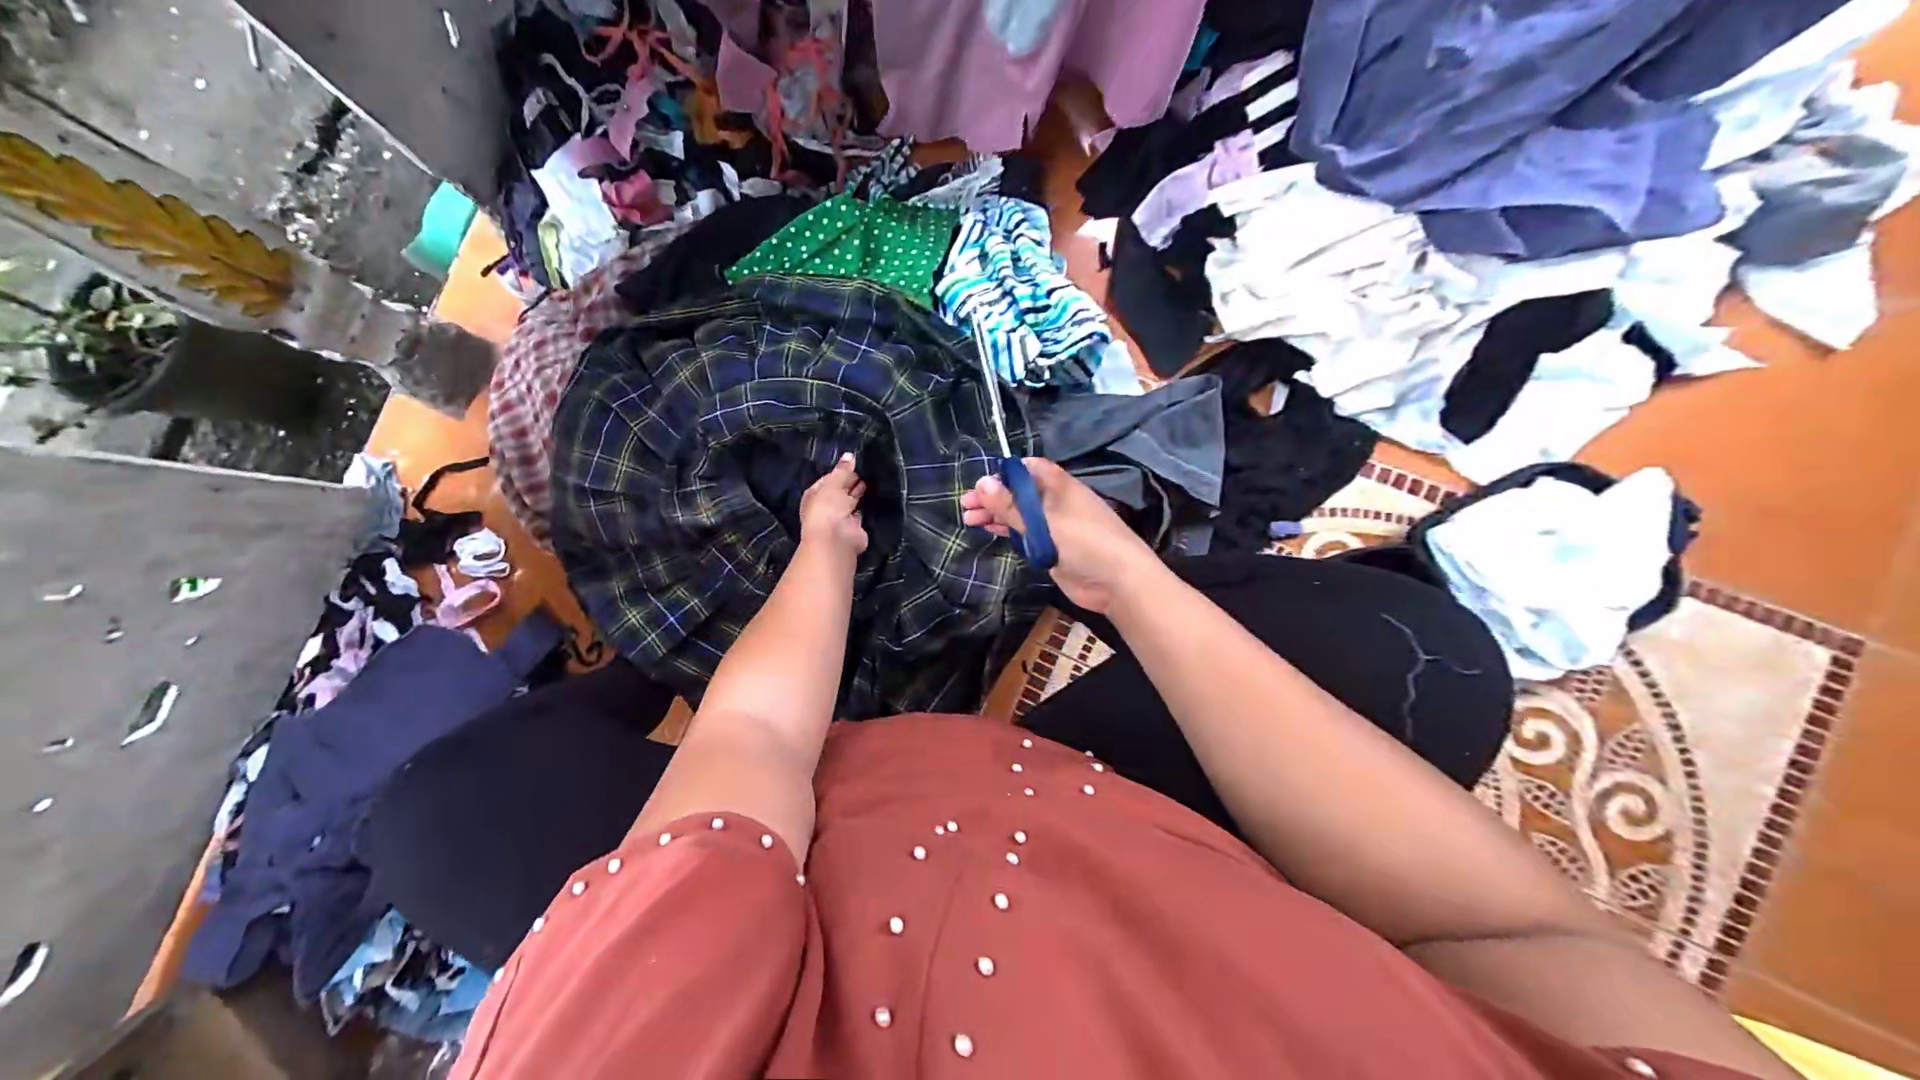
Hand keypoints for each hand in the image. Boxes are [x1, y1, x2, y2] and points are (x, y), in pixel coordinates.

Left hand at [800, 453, 868, 555]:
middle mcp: (826, 506)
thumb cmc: (827, 507)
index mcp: (815, 495)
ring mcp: (839, 518)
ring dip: (858, 492)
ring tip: (872, 479)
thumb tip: (850, 455)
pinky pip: (860, 512)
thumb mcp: (833, 483)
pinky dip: (865, 506)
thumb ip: (843, 470)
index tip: (854, 463)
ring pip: (850, 501)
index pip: (828, 479)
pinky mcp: (853, 527)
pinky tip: (873, 496)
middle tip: (865, 469)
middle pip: (839, 491)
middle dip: (850, 482)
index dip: (840, 472)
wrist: (835, 538)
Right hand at [962, 457, 1163, 613]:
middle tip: (966, 504)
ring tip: (969, 518)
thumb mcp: (1043, 522)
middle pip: (1021, 492)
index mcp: (1060, 486)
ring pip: (1021, 514)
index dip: (1006, 472)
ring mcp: (1056, 526)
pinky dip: (1008, 530)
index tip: (982, 482)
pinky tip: (990, 530)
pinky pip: (1026, 534)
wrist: (1118, 581)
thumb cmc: (1084, 542)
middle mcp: (1057, 502)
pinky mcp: (1054, 548)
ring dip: (997, 514)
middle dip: (994, 496)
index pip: (1030, 468)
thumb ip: (1010, 506)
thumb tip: (982, 482)